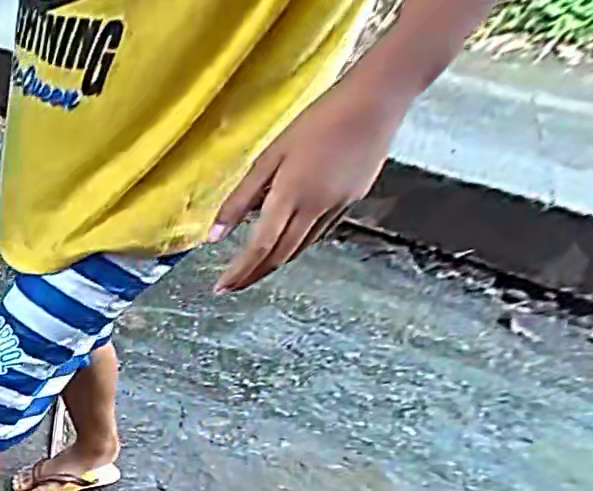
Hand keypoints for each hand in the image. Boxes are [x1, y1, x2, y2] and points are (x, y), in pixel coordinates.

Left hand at [210, 79, 407, 293]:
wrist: (378, 99)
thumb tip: (214, 236)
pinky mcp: (350, 203)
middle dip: (252, 276)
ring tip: (251, 271)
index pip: (259, 248)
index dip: (238, 272)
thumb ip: (240, 199)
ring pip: (298, 250)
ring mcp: (336, 208)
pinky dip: (295, 246)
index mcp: (290, 196)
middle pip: (278, 257)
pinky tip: (283, 245)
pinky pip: (317, 235)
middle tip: (231, 286)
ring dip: (273, 264)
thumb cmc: (318, 121)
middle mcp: (314, 208)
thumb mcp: (270, 156)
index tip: (221, 288)